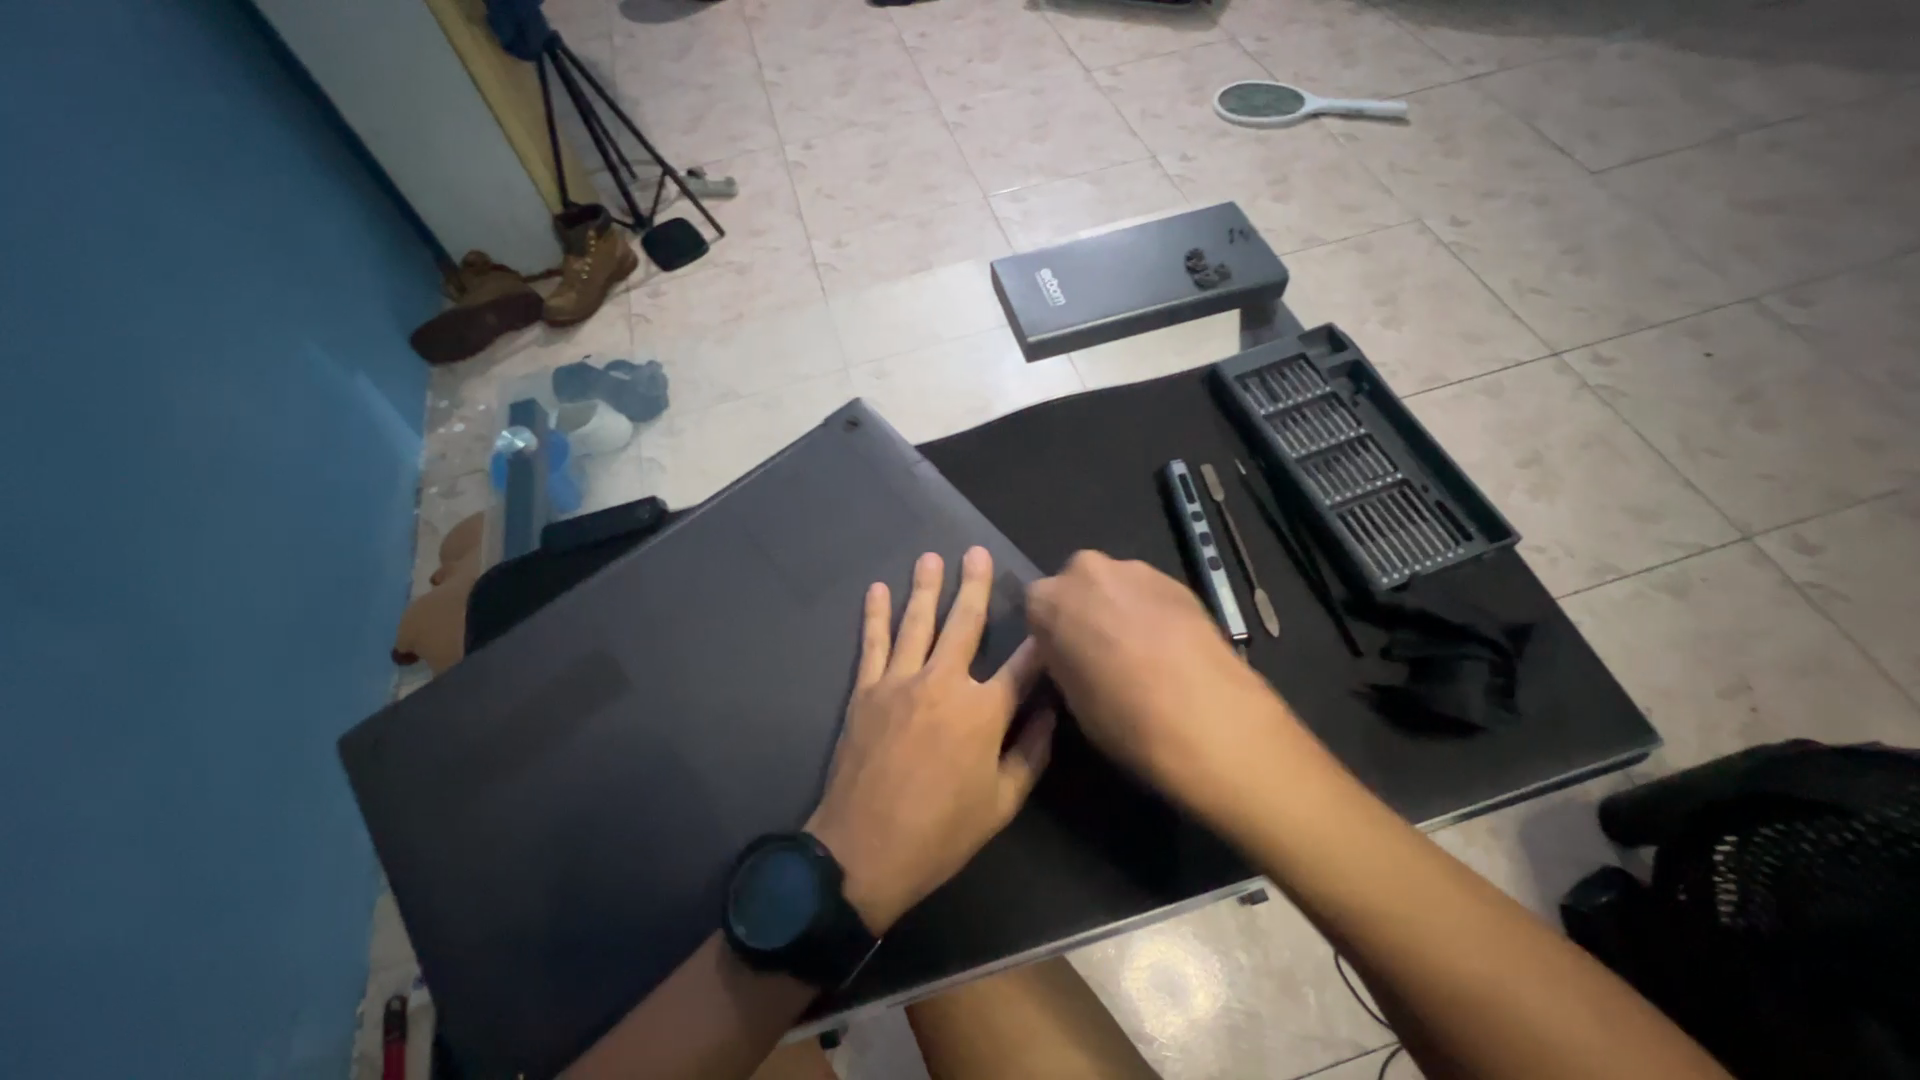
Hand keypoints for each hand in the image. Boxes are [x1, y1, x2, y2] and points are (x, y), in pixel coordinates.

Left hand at [806, 547, 1054, 934]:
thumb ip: (1031, 752)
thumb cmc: (942, 833)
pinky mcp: (865, 692)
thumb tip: (1050, 711)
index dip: (1041, 642)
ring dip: (926, 588)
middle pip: (964, 624)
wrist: (864, 851)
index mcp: (984, 711)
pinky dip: (875, 616)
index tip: (1051, 619)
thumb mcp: (1002, 803)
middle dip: (975, 586)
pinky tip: (877, 590)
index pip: (1023, 665)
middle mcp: (943, 683)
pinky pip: (872, 645)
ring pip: (917, 624)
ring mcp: (899, 683)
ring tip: (931, 557)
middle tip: (977, 552)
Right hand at [1026, 552, 1303, 814]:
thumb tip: (1074, 656)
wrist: (1205, 716)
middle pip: (1077, 586)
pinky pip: (1151, 594)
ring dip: (1121, 610)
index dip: (1052, 637)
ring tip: (1143, 655)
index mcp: (1048, 600)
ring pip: (1116, 587)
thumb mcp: (1070, 698)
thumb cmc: (1122, 717)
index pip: (1037, 608)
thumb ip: (1063, 661)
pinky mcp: (1178, 579)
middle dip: (1086, 612)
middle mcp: (1086, 571)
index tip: (1066, 661)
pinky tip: (1171, 650)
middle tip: (1103, 654)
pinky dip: (1154, 614)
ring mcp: (1135, 570)